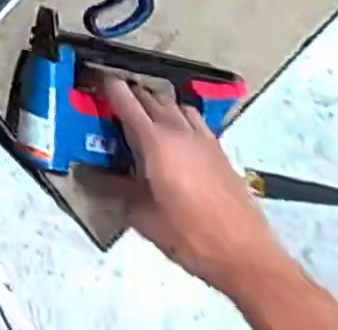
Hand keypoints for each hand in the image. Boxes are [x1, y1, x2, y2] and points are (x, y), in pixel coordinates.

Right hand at [96, 76, 291, 293]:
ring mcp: (203, 139)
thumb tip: (90, 177)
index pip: (125, 99)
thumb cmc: (192, 236)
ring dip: (156, 102)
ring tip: (144, 114)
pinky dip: (180, 116)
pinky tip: (177, 134)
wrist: (247, 258)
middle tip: (113, 103)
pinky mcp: (220, 151)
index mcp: (154, 141)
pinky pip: (195, 119)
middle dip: (128, 94)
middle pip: (149, 96)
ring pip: (174, 103)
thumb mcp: (142, 217)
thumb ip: (114, 190)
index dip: (107, 84)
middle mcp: (178, 131)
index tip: (94, 79)